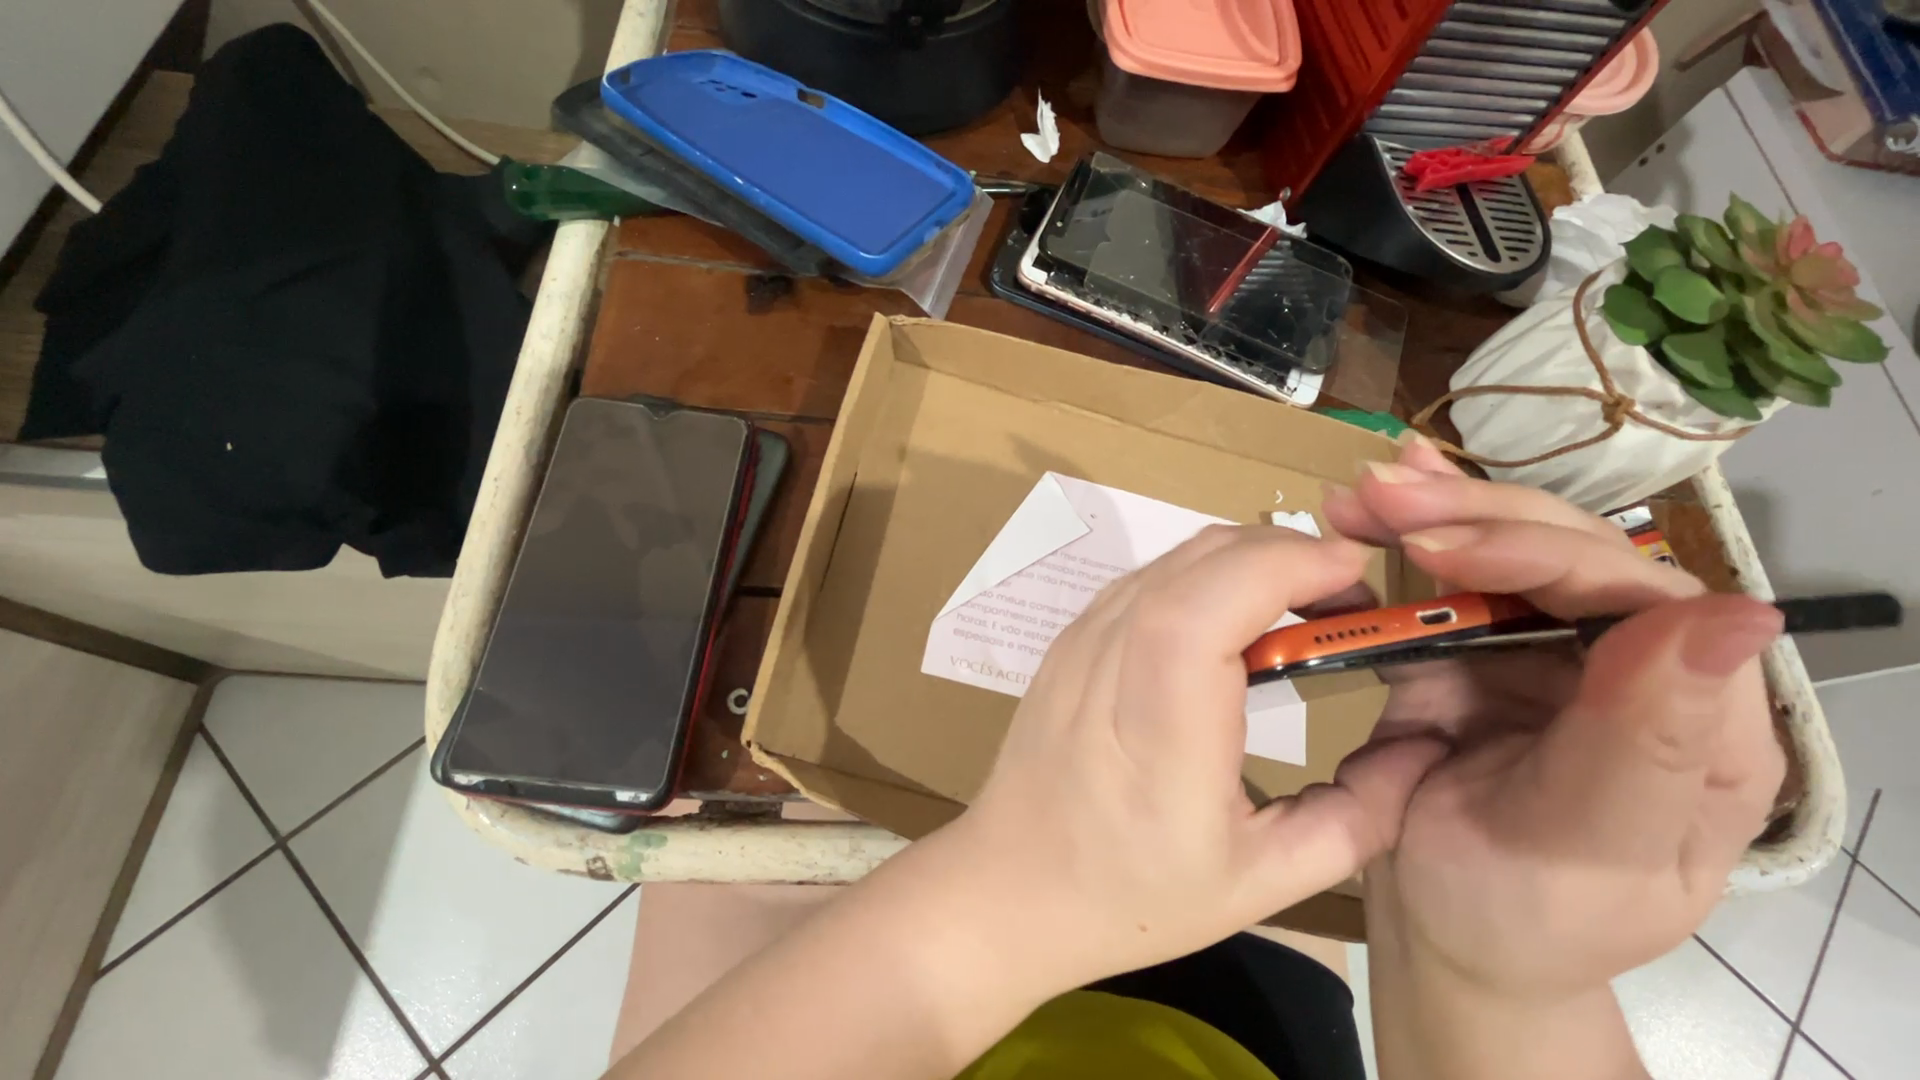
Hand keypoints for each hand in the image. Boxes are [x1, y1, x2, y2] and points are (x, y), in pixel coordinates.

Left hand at [931, 524, 1448, 994]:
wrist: (1010, 886)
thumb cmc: (1132, 896)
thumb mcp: (1261, 882)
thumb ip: (1358, 816)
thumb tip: (1426, 742)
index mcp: (1159, 729)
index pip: (1209, 603)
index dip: (1287, 567)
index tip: (1358, 581)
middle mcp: (1109, 666)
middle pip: (1199, 562)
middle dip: (1288, 556)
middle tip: (1347, 601)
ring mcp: (1079, 644)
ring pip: (1173, 560)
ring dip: (1247, 561)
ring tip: (1302, 607)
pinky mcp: (1068, 641)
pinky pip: (1146, 580)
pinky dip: (1205, 576)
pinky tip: (1235, 619)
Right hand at [1325, 439, 1783, 1015]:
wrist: (1442, 936)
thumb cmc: (1525, 917)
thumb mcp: (1588, 849)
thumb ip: (1646, 743)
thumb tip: (1731, 616)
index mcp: (1693, 717)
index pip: (1639, 597)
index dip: (1538, 556)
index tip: (1435, 551)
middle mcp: (1626, 669)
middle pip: (1568, 556)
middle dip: (1473, 515)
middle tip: (1378, 492)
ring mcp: (1540, 657)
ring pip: (1503, 556)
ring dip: (1433, 512)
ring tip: (1363, 491)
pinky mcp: (1469, 657)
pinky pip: (1443, 587)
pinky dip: (1407, 539)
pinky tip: (1380, 503)